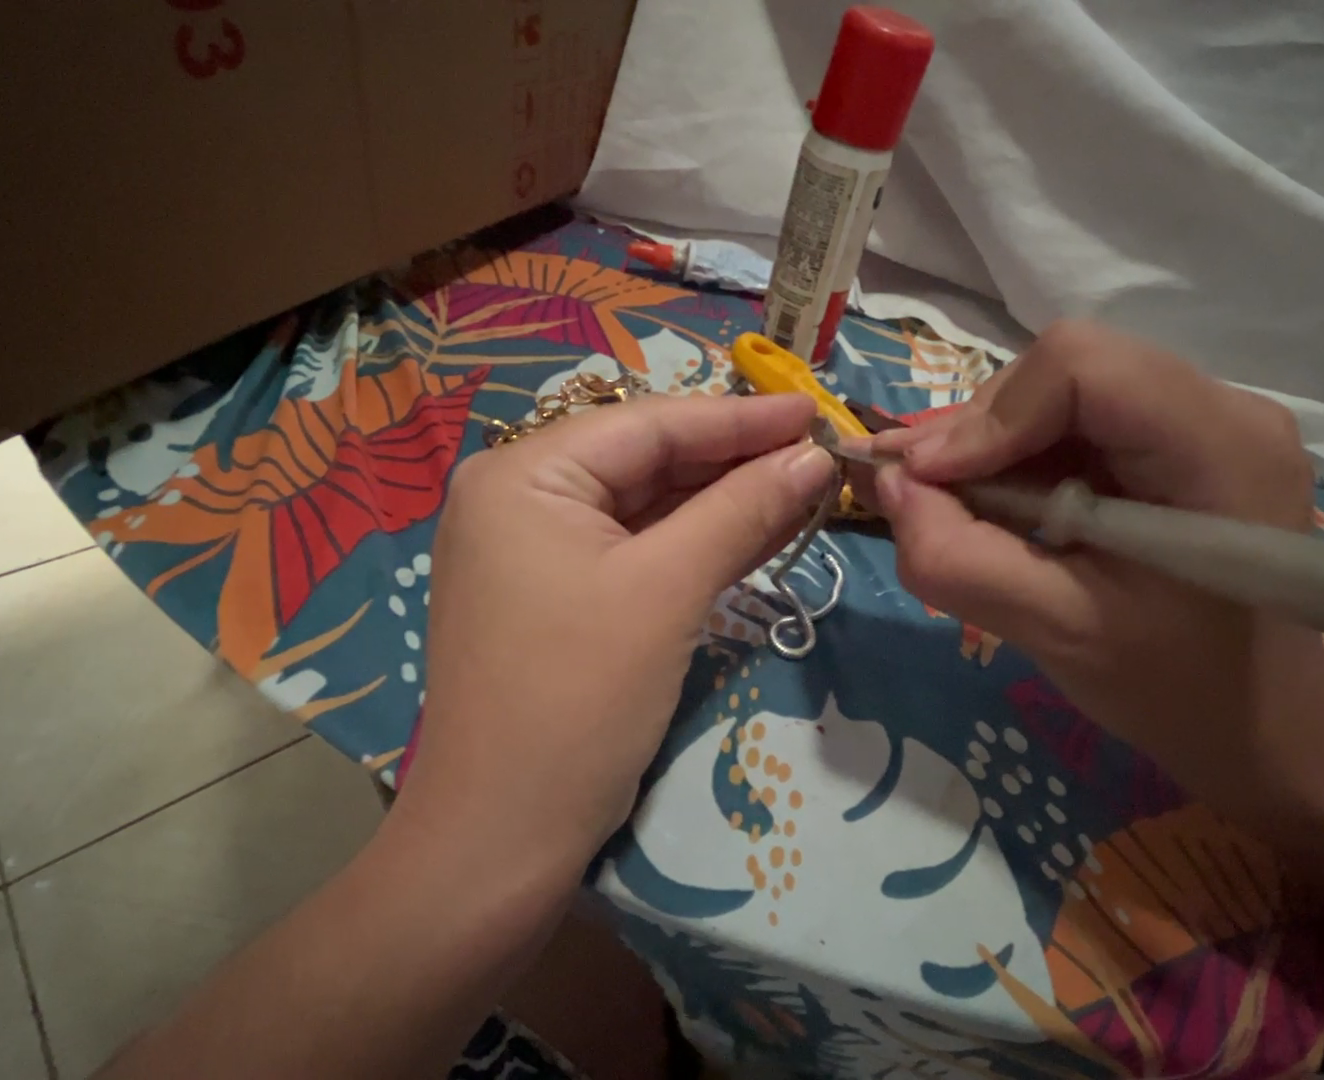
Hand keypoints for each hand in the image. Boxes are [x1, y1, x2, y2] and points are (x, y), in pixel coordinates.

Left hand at [401, 393, 832, 867]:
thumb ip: (740, 510)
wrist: (503, 835)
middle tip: (820, 452)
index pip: (649, 424)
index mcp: (523, 474)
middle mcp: (521, 498)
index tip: (816, 411)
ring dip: (725, 503)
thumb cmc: (577, 699)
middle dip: (735, 460)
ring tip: (806, 486)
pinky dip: (697, 546)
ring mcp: (537, 551)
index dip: (741, 417)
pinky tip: (762, 531)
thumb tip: (813, 457)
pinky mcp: (560, 596)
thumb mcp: (666, 592)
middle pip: (647, 461)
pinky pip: (638, 553)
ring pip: (648, 508)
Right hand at [870, 321, 1323, 794]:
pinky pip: (1071, 423)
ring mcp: (1199, 421)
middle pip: (1064, 370)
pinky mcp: (1173, 444)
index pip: (1081, 367)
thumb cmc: (1175, 690)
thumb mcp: (1057, 634)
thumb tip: (889, 483)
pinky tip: (987, 504)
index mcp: (1217, 446)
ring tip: (941, 502)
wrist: (1259, 723)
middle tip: (918, 494)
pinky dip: (1013, 459)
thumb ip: (961, 560)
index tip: (927, 481)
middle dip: (978, 431)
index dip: (990, 416)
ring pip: (1058, 391)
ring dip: (987, 446)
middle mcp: (1219, 408)